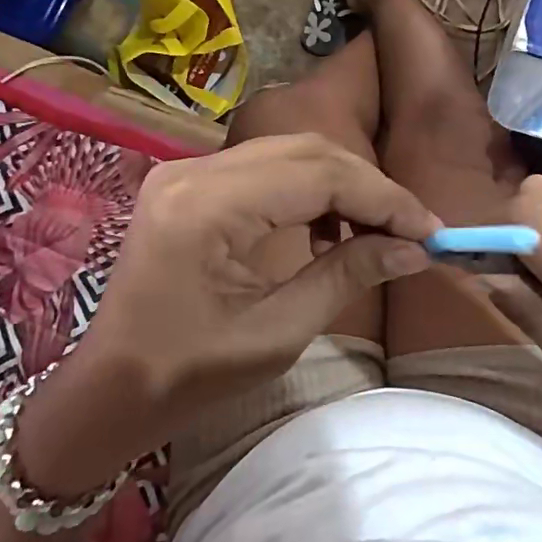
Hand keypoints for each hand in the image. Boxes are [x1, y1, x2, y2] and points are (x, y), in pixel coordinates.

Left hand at [18, 135, 438, 493]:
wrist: (111, 390)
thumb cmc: (188, 376)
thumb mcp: (278, 332)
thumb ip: (347, 276)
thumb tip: (414, 249)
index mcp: (207, 207)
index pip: (319, 175)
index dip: (384, 198)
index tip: (430, 230)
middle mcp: (193, 170)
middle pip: (307, 151)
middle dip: (369, 187)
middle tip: (411, 230)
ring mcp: (187, 171)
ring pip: (290, 153)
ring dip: (343, 185)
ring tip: (375, 233)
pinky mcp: (190, 183)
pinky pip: (266, 169)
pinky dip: (309, 191)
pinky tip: (327, 230)